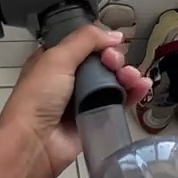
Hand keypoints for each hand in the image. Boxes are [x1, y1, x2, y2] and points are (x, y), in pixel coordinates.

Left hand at [0, 26, 151, 177]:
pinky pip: (119, 101)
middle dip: (114, 58)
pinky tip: (142, 86)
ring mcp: (83, 98)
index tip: (109, 44)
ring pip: (113, 79)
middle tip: (114, 63)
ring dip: (126, 73)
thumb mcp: (57, 58)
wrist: (35, 143)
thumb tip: (115, 34)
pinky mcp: (96, 116)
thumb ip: (85, 40)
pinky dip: (133, 92)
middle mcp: (68, 78)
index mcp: (54, 60)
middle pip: (102, 60)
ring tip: (130, 77)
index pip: (83, 43)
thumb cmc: (38, 98)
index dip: (99, 41)